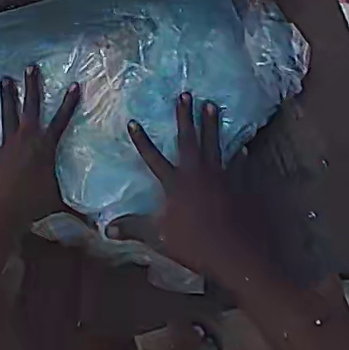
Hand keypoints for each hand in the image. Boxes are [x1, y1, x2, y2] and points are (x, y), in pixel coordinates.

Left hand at [0, 65, 80, 235]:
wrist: (7, 209)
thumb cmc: (37, 203)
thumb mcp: (61, 205)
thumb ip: (79, 213)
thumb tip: (98, 229)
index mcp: (46, 146)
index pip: (62, 120)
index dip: (69, 103)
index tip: (75, 84)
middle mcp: (27, 139)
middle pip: (31, 107)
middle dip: (32, 86)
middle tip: (30, 67)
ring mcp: (8, 146)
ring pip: (8, 115)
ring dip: (6, 97)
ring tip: (4, 79)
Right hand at [125, 93, 263, 285]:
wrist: (236, 255)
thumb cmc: (195, 246)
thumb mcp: (159, 239)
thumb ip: (133, 228)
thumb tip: (105, 229)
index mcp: (175, 184)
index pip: (152, 157)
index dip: (141, 140)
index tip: (132, 121)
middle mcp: (197, 174)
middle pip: (188, 139)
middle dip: (185, 116)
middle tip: (185, 95)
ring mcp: (221, 177)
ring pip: (214, 144)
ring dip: (212, 124)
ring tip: (212, 105)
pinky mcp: (240, 185)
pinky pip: (239, 165)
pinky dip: (240, 155)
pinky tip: (243, 146)